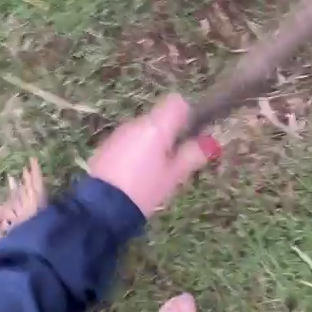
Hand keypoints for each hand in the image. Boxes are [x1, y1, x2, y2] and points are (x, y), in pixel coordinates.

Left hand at [88, 95, 220, 217]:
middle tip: (175, 162)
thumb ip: (192, 155)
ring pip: (143, 130)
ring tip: (154, 173)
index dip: (187, 115)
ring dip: (152, 144)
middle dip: (170, 134)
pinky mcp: (105, 146)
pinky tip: (135, 175)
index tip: (190, 136)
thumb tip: (210, 142)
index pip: (176, 102)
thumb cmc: (144, 191)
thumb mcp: (174, 177)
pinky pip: (129, 141)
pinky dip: (136, 151)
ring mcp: (119, 133)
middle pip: (159, 118)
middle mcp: (136, 123)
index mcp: (156, 126)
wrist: (100, 209)